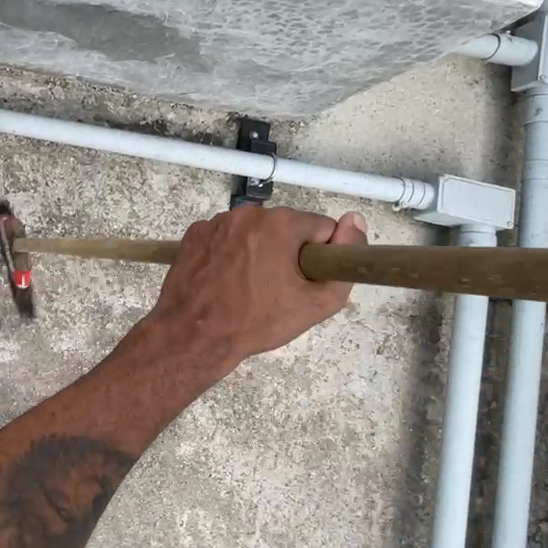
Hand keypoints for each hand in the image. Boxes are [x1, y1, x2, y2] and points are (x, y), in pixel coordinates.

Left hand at [139, 205, 367, 368]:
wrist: (193, 334)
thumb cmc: (258, 320)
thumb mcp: (318, 301)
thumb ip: (345, 259)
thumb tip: (354, 220)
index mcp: (279, 223)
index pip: (321, 228)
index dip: (320, 256)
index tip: (305, 280)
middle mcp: (245, 213)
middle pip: (285, 228)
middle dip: (288, 252)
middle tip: (277, 288)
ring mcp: (214, 222)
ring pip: (254, 232)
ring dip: (258, 251)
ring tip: (249, 286)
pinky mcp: (193, 235)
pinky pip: (225, 238)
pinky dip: (229, 253)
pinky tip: (224, 279)